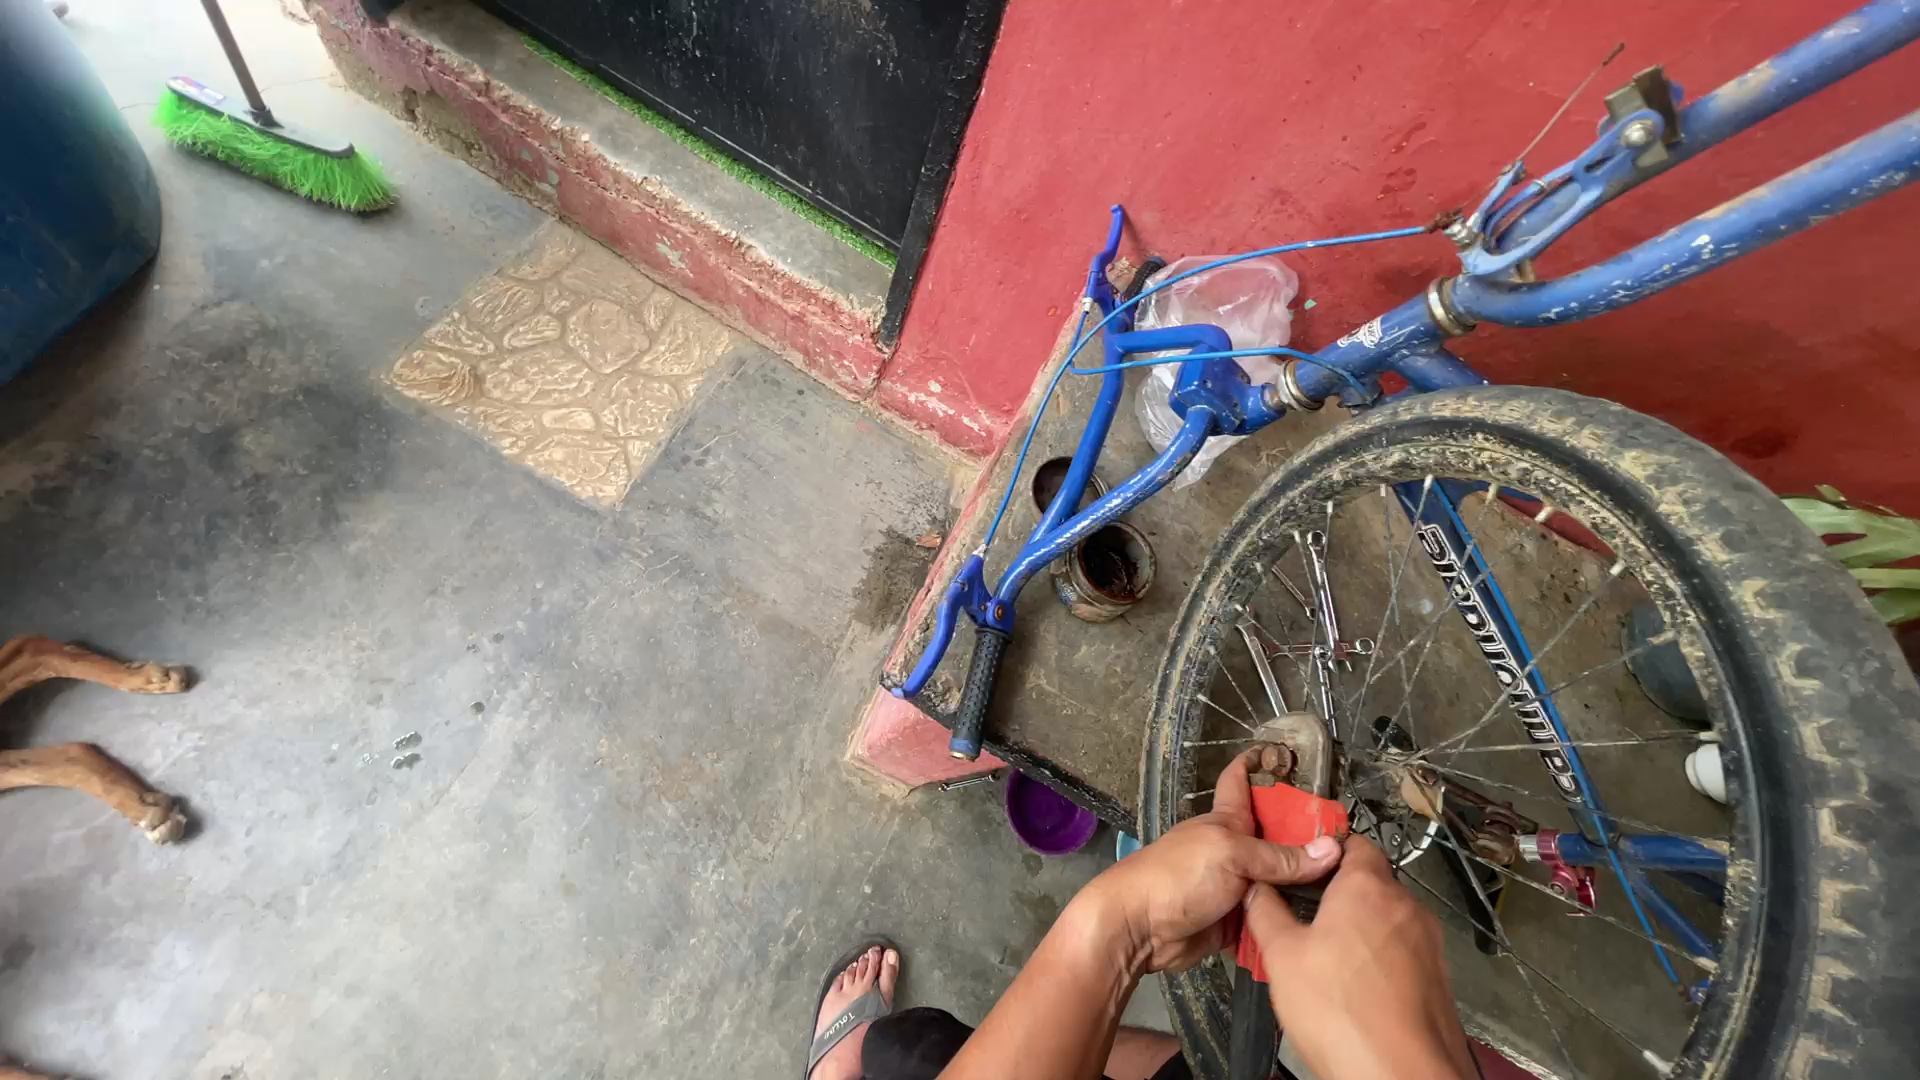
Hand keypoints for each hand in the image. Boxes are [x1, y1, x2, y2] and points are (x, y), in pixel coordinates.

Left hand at [1078, 753, 1342, 974]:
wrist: (1140, 926)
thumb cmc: (1179, 875)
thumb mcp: (1230, 854)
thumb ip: (1279, 856)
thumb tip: (1334, 849)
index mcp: (1227, 821)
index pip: (1242, 781)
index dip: (1260, 764)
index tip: (1290, 754)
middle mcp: (1235, 849)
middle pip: (1278, 838)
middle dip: (1310, 840)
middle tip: (1361, 847)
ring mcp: (1237, 887)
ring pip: (1281, 882)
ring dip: (1308, 889)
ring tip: (1359, 892)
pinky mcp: (1238, 923)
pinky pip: (1272, 921)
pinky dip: (1292, 923)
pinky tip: (1329, 929)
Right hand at [1242, 835, 1477, 1079]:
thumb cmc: (1339, 1008)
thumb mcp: (1281, 954)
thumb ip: (1265, 910)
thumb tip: (1257, 888)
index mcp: (1368, 886)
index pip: (1353, 841)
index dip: (1325, 847)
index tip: (1299, 861)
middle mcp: (1406, 907)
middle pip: (1369, 879)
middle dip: (1337, 890)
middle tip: (1301, 908)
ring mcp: (1429, 945)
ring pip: (1386, 916)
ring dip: (1358, 923)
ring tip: (1323, 949)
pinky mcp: (1439, 981)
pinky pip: (1401, 949)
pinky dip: (1378, 954)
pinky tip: (1352, 982)